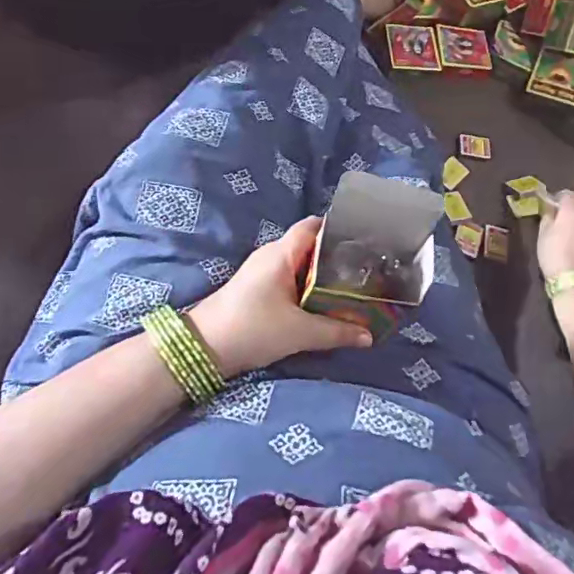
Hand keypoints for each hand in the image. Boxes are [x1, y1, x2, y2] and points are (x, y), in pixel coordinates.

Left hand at [188, 216, 372, 375]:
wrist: (204, 348)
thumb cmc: (252, 329)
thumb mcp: (299, 333)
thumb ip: (337, 332)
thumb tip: (369, 336)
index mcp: (281, 254)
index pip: (313, 226)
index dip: (338, 228)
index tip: (363, 240)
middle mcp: (271, 256)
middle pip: (309, 246)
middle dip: (335, 257)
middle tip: (365, 270)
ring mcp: (261, 272)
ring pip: (299, 265)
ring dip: (321, 275)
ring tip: (351, 287)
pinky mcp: (256, 289)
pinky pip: (289, 279)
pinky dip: (307, 287)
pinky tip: (323, 302)